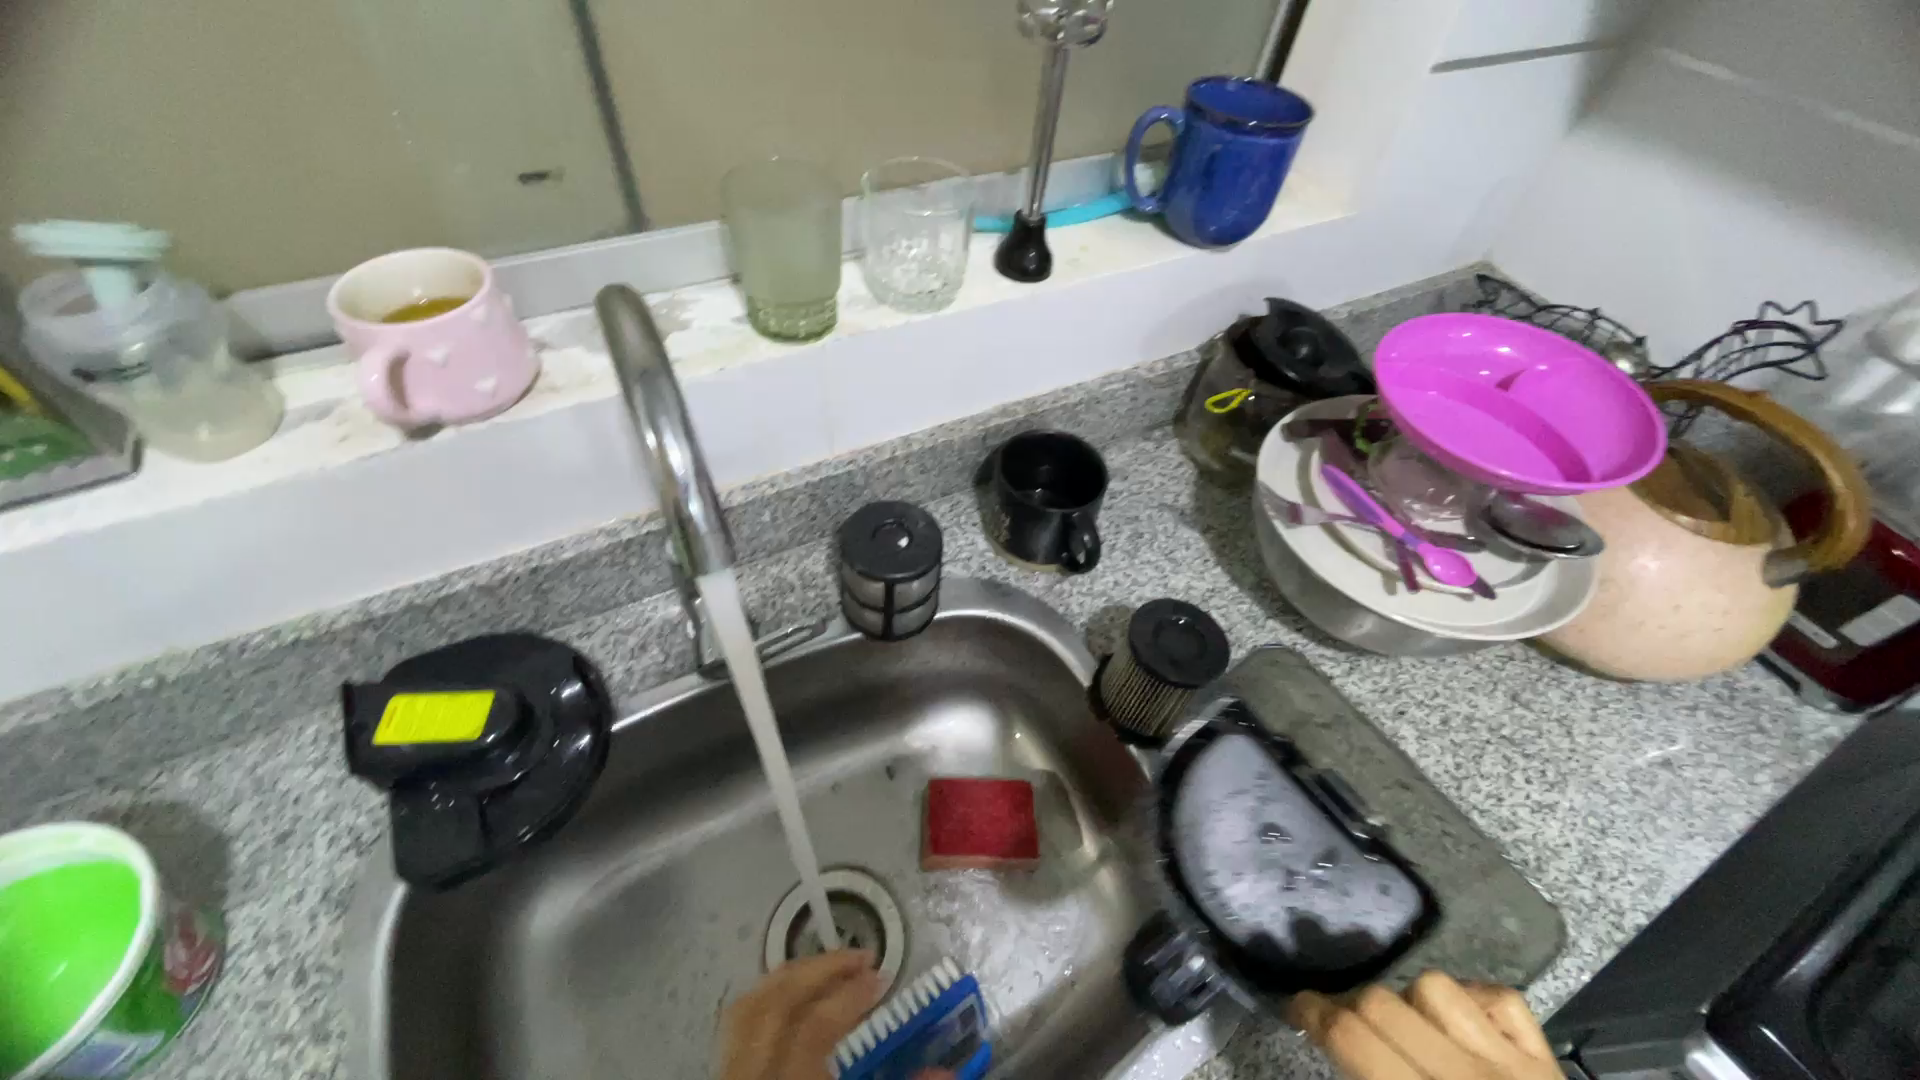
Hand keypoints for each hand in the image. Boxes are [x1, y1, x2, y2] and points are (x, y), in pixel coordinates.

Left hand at [716, 950, 951, 1079]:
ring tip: (825, 971)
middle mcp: (749, 1079)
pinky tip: (790, 1009)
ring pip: (745, 1012)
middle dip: (818, 970)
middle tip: (859, 958)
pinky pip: (736, 1034)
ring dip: (787, 981)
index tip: (882, 976)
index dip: (850, 994)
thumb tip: (948, 1074)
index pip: (817, 1026)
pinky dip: (765, 1007)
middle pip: (773, 1004)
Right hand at [1287, 972, 1558, 1079]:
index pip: (1353, 1037)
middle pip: (1381, 1003)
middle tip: (1341, 1024)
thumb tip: (1341, 1060)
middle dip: (1348, 1007)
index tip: (1296, 1011)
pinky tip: (1463, 1028)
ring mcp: (1514, 1067)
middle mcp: (1466, 1078)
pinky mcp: (1548, 1065)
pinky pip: (1499, 999)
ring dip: (1409, 1003)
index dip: (1311, 1014)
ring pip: (1434, 988)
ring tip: (1408, 1031)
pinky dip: (1474, 1002)